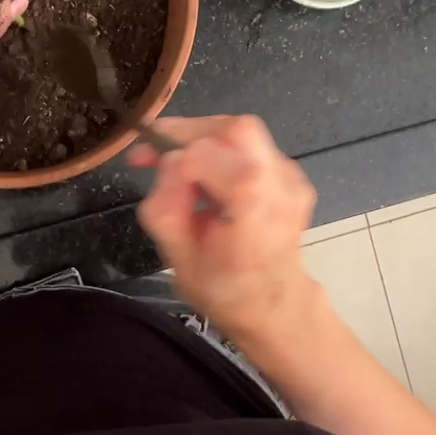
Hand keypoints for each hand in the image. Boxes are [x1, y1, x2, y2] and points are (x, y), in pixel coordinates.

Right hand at [131, 115, 318, 340]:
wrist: (274, 305)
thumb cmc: (224, 288)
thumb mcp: (178, 257)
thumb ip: (166, 207)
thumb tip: (167, 162)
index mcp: (252, 207)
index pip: (206, 155)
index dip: (171, 155)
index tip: (144, 163)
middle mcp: (280, 184)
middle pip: (235, 129)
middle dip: (188, 131)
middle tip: (155, 148)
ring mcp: (291, 177)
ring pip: (244, 132)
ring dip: (204, 140)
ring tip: (176, 164)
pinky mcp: (291, 175)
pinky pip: (252, 148)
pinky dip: (222, 152)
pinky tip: (207, 179)